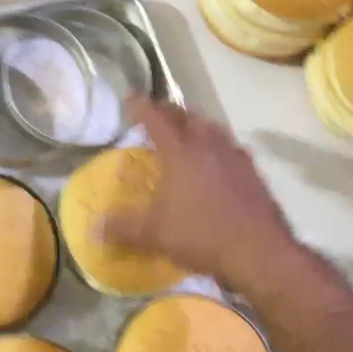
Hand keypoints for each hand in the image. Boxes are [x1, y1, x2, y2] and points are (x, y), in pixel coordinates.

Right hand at [101, 98, 307, 294]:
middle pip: (187, 116)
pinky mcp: (253, 173)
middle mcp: (208, 146)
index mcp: (180, 153)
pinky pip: (231, 148)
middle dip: (169, 111)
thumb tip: (93, 229)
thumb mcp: (153, 235)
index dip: (141, 106)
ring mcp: (235, 157)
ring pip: (213, 128)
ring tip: (187, 131)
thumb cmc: (201, 236)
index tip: (130, 99)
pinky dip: (218, 146)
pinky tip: (217, 161)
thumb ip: (122, 228)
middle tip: (156, 114)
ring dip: (196, 124)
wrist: (259, 252)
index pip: (157, 119)